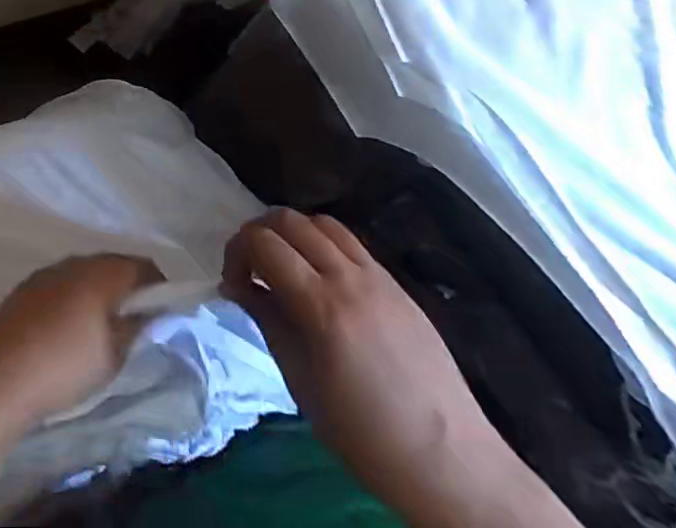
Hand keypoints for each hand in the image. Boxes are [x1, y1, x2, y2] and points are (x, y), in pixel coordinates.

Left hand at [0, 254, 162, 446]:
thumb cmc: (64, 366)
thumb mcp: (114, 355)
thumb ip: (138, 326)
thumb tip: (152, 312)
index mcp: (105, 272)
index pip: (145, 267)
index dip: (159, 288)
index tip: (162, 313)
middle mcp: (78, 261)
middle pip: (115, 265)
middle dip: (129, 288)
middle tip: (134, 321)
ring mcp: (49, 271)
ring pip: (86, 273)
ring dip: (99, 291)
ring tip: (100, 326)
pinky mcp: (26, 286)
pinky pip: (63, 283)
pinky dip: (73, 298)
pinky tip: (67, 327)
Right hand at [222, 209, 580, 527]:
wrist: (444, 453)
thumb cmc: (363, 433)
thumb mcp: (301, 382)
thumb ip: (269, 322)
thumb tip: (238, 287)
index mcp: (322, 305)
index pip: (265, 245)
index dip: (237, 252)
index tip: (232, 281)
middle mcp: (349, 276)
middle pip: (291, 221)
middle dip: (259, 233)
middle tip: (248, 266)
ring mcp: (377, 275)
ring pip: (324, 223)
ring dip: (293, 232)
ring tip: (283, 265)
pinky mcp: (395, 282)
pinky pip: (352, 243)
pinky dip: (324, 243)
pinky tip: (320, 276)